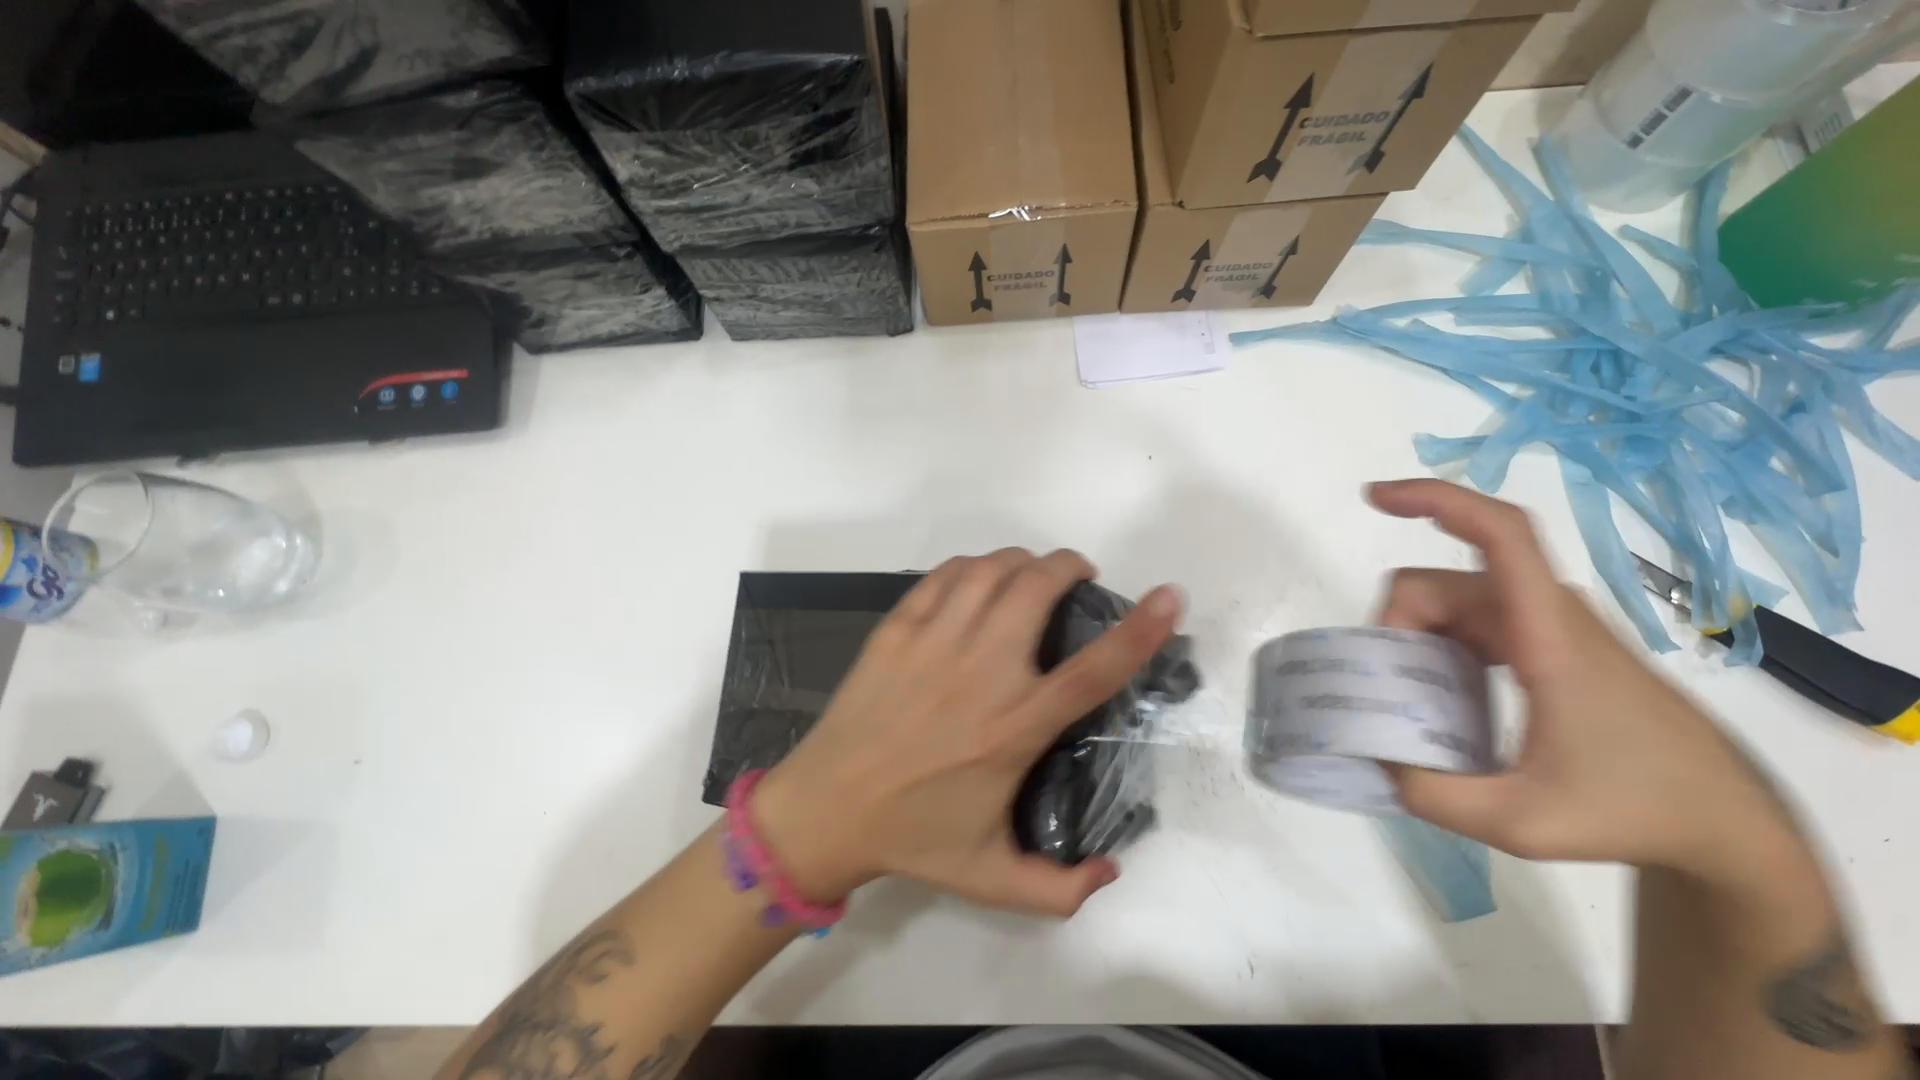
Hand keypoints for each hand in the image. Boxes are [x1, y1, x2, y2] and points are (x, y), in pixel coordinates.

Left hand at [752, 550, 1181, 915]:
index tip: (1169, 596)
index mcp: (1013, 728)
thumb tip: (1112, 872)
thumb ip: (1059, 889)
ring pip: (990, 571)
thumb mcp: (991, 879)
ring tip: (1033, 573)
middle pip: (1036, 589)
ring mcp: (932, 644)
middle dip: (1067, 567)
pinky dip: (971, 566)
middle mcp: (979, 674)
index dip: (1140, 629)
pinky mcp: (894, 631)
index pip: (1093, 670)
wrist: (823, 811)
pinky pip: (942, 576)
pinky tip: (979, 580)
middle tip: (1078, 578)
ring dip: (1022, 561)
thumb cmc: (913, 838)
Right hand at [1367, 479, 1807, 884]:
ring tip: (1414, 708)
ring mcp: (1549, 628)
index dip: (1436, 500)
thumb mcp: (1520, 824)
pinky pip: (1470, 625)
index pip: (1502, 534)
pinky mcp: (1549, 646)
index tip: (1376, 498)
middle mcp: (1547, 616)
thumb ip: (1434, 796)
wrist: (1719, 819)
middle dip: (1395, 627)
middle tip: (1388, 695)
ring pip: (1450, 604)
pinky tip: (1441, 700)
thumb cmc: (1631, 810)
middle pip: (1443, 584)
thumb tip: (1378, 758)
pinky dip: (1438, 652)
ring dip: (1414, 643)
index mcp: (1549, 636)